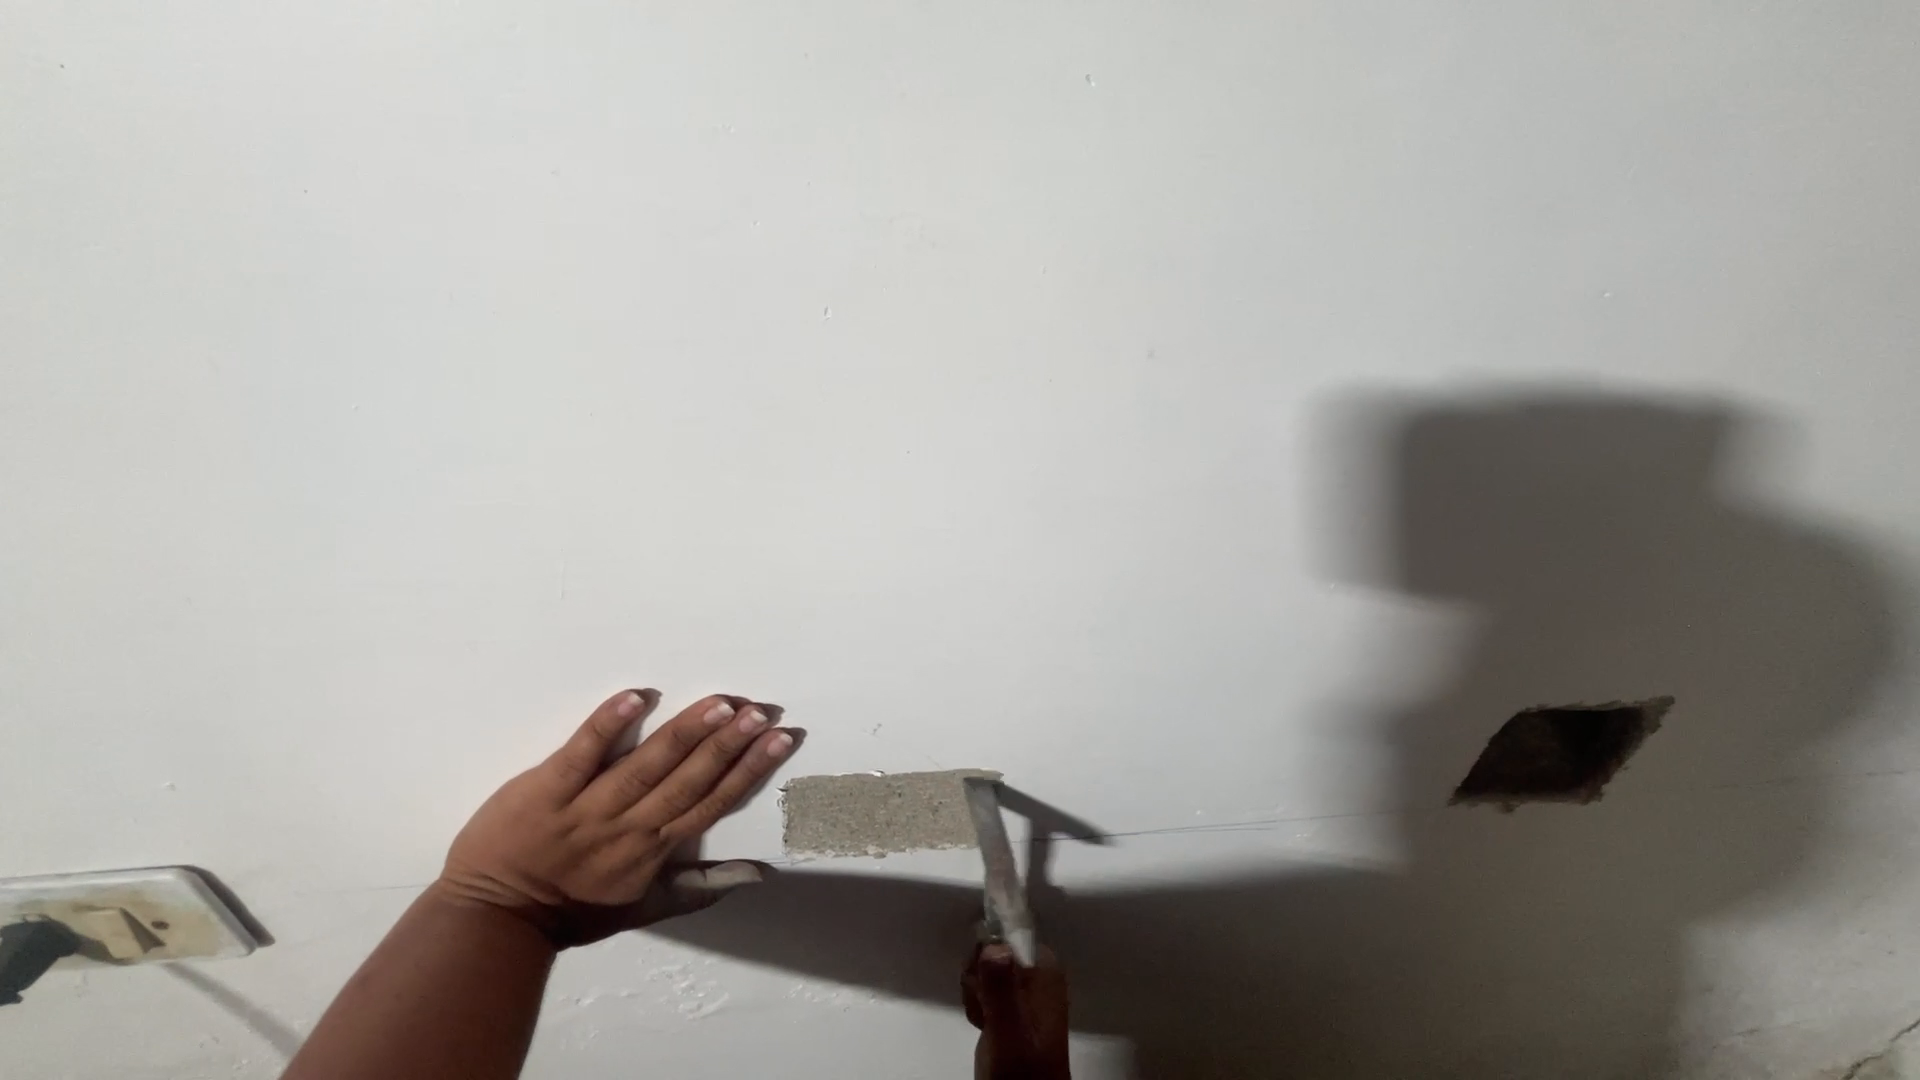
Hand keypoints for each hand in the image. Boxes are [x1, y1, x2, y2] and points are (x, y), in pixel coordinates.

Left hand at [437, 690, 796, 946]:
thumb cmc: (571, 913)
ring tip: (720, 704)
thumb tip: (758, 874)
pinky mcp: (545, 790)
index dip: (749, 769)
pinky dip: (608, 727)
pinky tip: (637, 697)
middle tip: (760, 713)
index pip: (712, 802)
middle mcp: (629, 827)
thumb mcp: (642, 909)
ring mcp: (587, 808)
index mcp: (654, 851)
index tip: (781, 739)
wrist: (489, 922)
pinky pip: (581, 754)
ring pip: (646, 766)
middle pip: (688, 780)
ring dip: (685, 733)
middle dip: (728, 745)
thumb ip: (699, 888)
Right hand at [963, 943, 1070, 1079]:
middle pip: (992, 948)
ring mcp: (1023, 989)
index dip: (987, 950)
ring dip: (975, 991)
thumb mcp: (1010, 1028)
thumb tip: (994, 944)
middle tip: (983, 1004)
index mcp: (1044, 966)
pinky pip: (984, 987)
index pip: (1007, 930)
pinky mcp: (1010, 1005)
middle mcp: (1036, 971)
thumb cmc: (1024, 1070)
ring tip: (984, 1018)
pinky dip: (977, 1004)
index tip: (981, 978)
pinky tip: (982, 1023)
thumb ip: (1001, 988)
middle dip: (978, 975)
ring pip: (984, 967)